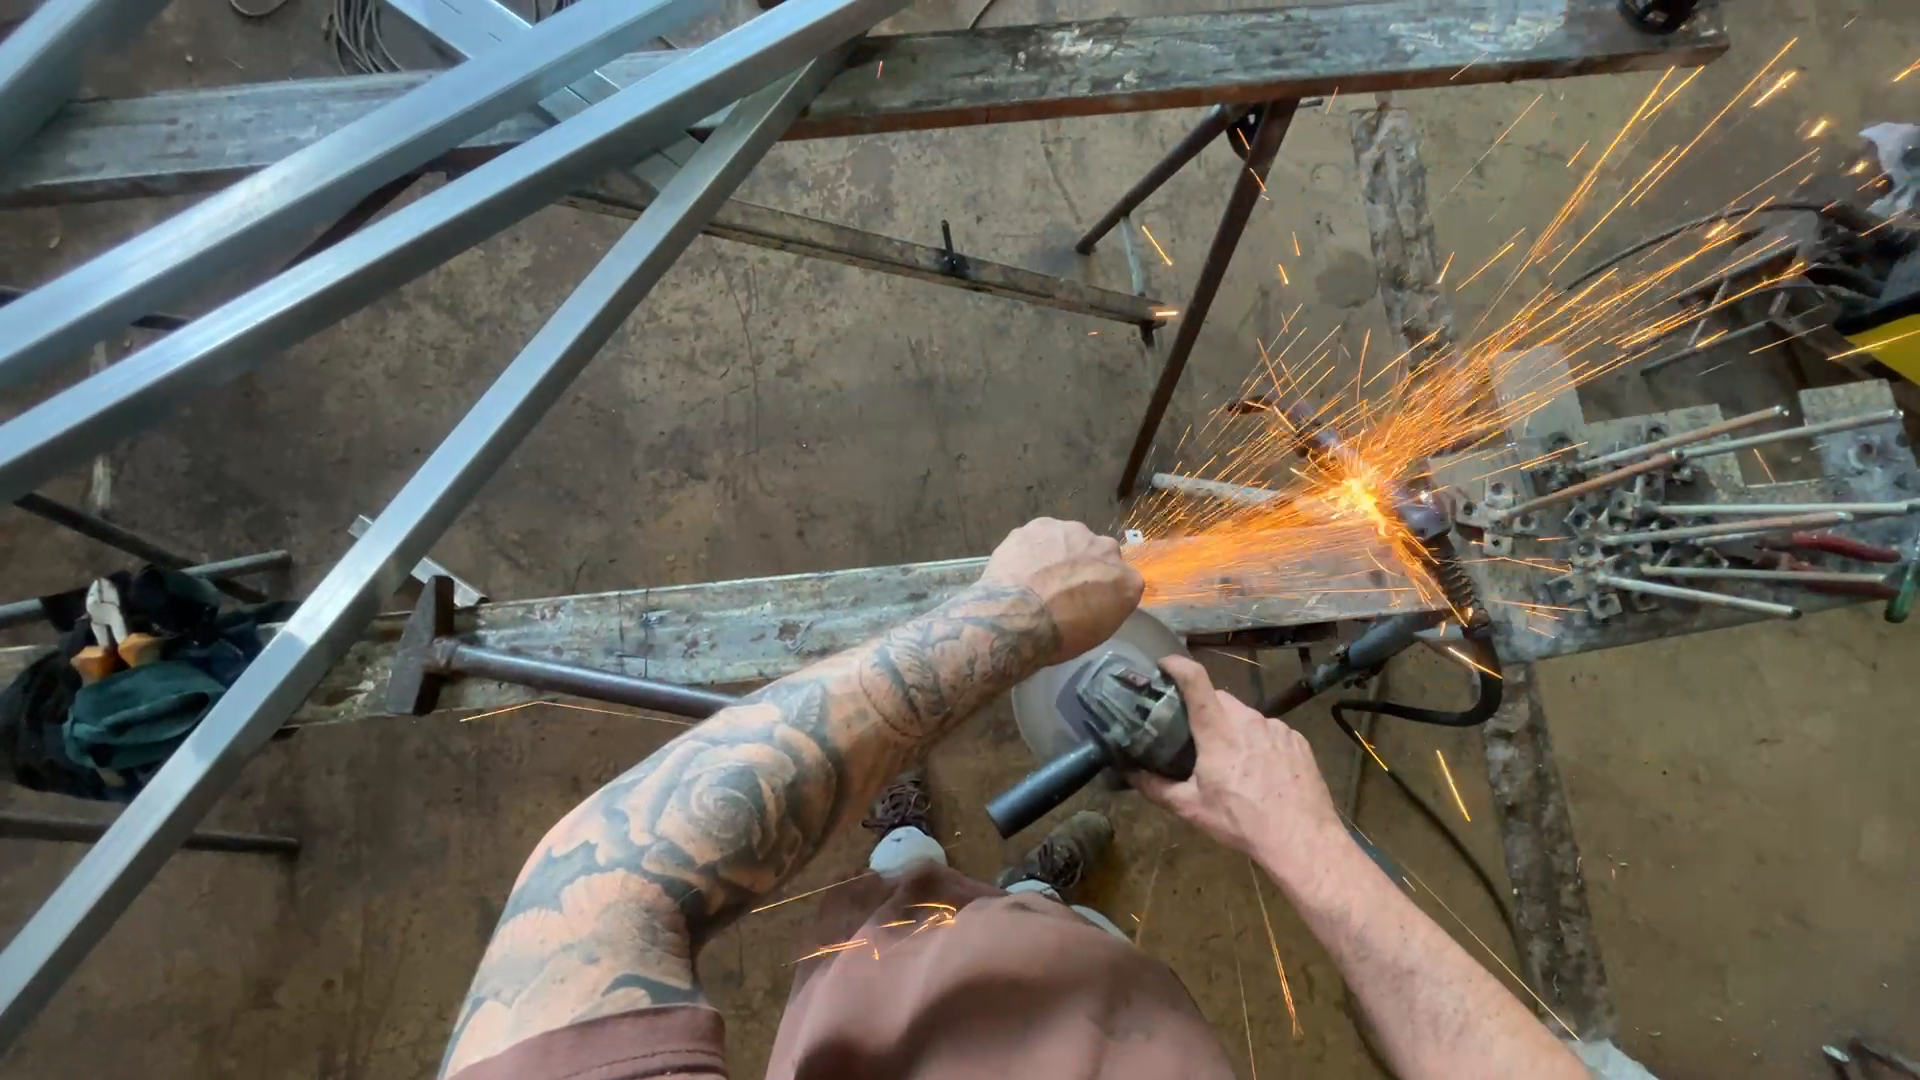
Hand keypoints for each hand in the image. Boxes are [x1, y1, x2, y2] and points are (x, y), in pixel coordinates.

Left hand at [979, 518, 1143, 664]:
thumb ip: (1105, 606)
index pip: (1121, 580)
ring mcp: (1073, 532)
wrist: (1016, 617)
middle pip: (1096, 553)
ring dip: (1057, 553)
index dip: (1101, 589)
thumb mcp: (1096, 632)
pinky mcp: (1041, 524)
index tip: (1085, 600)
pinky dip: (1031, 548)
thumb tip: (1093, 597)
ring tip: (1034, 576)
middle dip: (1082, 565)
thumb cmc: (1059, 636)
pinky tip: (1018, 567)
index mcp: (1127, 580)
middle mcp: (1106, 549)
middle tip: (1059, 586)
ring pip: (1067, 539)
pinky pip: (1039, 536)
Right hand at [1131, 657, 1344, 871]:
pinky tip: (1261, 771)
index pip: (1195, 680)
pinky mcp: (1297, 740)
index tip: (1164, 664)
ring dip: (1233, 729)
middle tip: (1196, 736)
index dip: (1177, 665)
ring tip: (1232, 761)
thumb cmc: (1241, 821)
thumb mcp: (1191, 808)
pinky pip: (1269, 731)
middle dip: (1204, 709)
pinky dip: (1259, 742)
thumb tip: (1129, 773)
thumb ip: (1155, 787)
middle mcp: (1247, 719)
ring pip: (1245, 716)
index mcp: (1217, 729)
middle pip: (1219, 698)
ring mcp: (1276, 727)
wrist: (1303, 840)